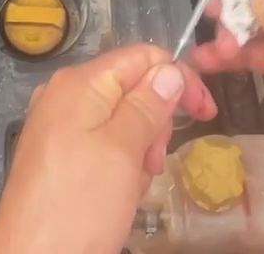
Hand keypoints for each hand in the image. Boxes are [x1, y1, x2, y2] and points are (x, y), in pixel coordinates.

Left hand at [0, 44, 216, 253]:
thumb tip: (169, 69)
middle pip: (131, 87)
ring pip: (120, 120)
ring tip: (131, 186)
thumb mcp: (122, 152)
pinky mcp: (57, 155)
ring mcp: (58, 125)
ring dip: (138, 149)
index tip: (206, 112)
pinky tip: (117, 194)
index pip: (140, 57)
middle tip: (153, 163)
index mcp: (80, 82)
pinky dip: (120, 164)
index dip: (177, 77)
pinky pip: (102, 144)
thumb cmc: (78, 205)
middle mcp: (65, 94)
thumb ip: (148, 105)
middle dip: (154, 122)